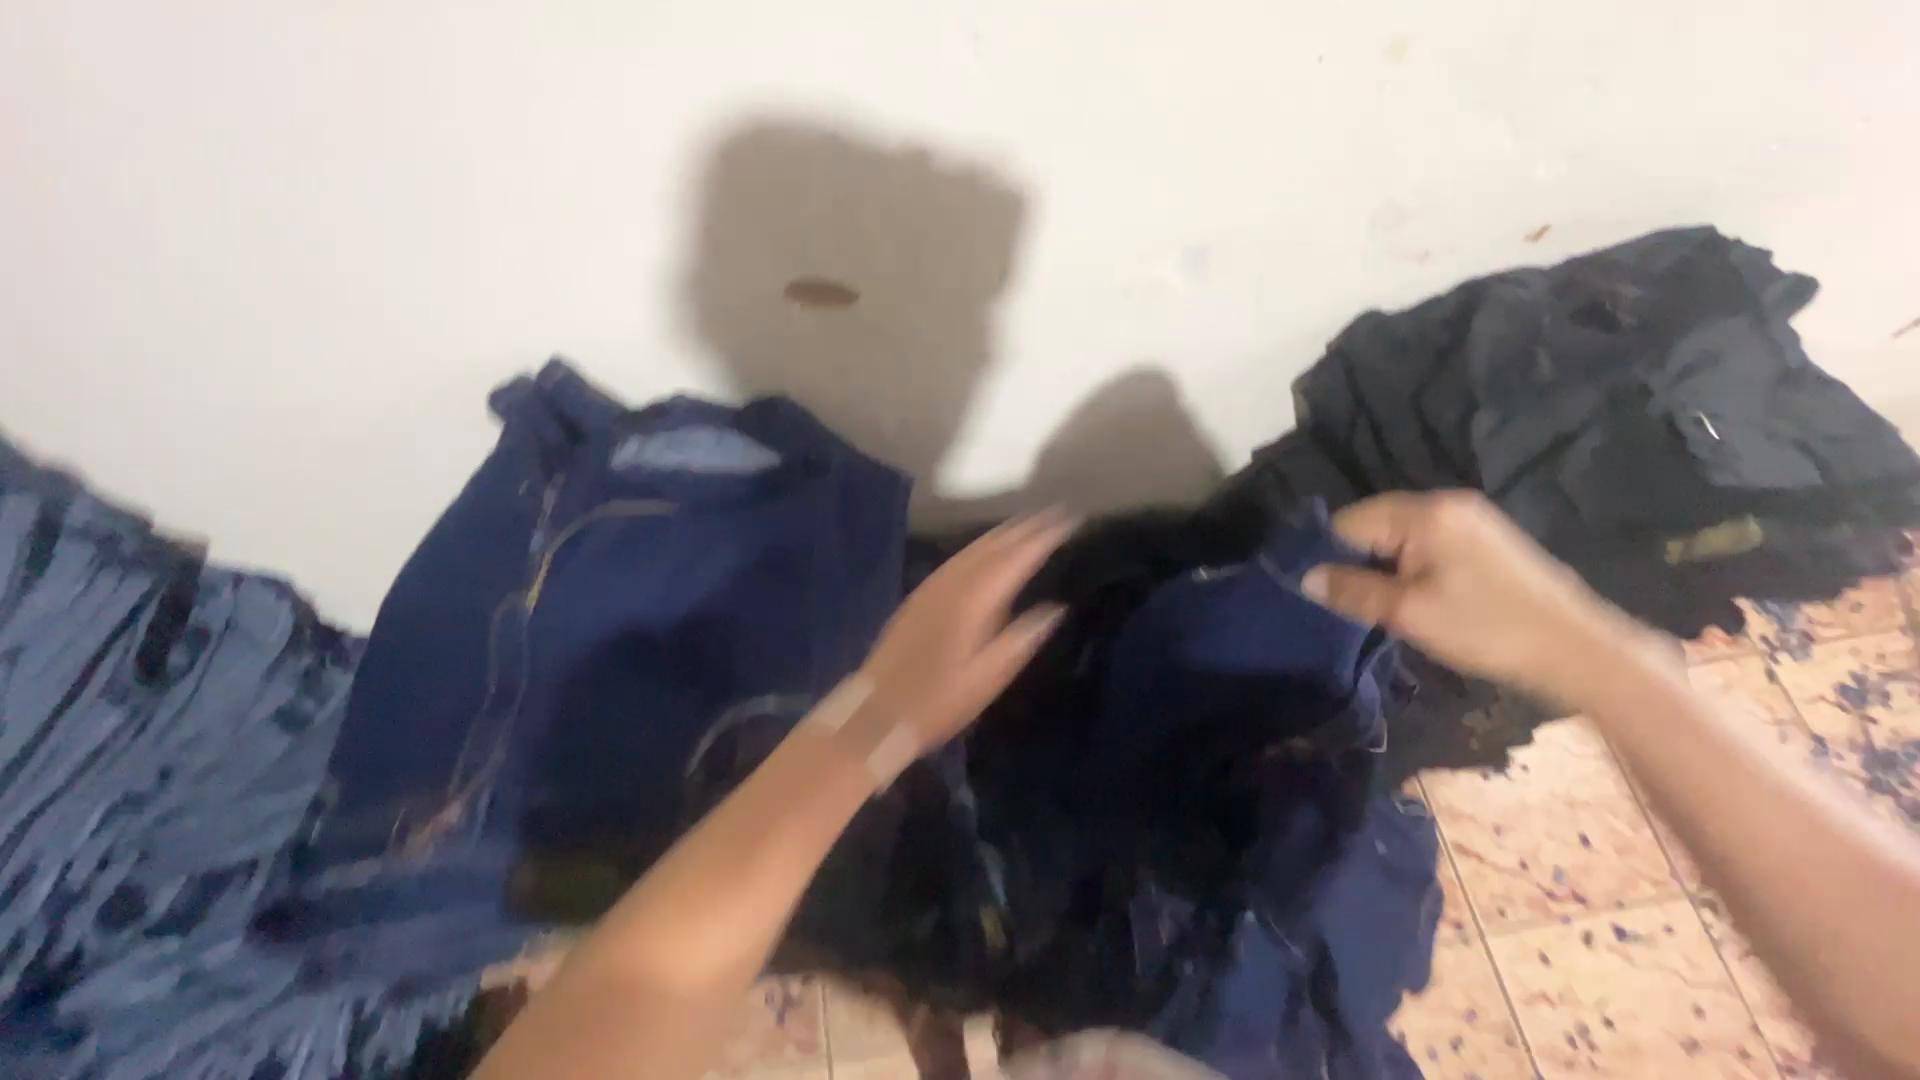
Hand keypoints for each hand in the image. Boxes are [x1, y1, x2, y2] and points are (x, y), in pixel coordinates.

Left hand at [828, 511, 1073, 780]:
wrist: (877, 712)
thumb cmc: (938, 702)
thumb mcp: (987, 678)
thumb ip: (1020, 639)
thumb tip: (1054, 608)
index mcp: (973, 601)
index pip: (1015, 558)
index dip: (1043, 537)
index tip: (1068, 520)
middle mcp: (951, 584)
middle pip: (992, 546)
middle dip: (1025, 527)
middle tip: (1054, 513)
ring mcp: (931, 588)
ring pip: (971, 549)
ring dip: (1002, 533)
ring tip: (1027, 523)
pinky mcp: (918, 598)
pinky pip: (955, 560)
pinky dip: (978, 548)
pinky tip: (985, 551)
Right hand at [1301, 491, 1646, 696]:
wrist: (1577, 650)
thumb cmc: (1486, 628)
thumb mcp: (1408, 613)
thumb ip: (1352, 590)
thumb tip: (1305, 578)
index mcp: (1425, 513)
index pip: (1349, 521)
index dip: (1327, 554)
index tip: (1319, 592)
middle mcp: (1446, 504)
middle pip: (1374, 525)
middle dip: (1355, 560)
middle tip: (1349, 603)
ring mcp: (1470, 520)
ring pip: (1399, 537)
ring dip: (1383, 567)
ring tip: (1380, 604)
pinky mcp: (1485, 540)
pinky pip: (1426, 544)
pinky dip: (1409, 567)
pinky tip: (1414, 597)